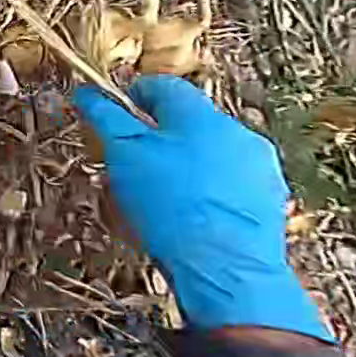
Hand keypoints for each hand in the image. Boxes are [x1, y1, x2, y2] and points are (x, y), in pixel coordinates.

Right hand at [73, 76, 330, 340]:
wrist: (227, 270)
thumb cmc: (169, 203)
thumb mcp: (122, 152)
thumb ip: (104, 116)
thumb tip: (86, 91)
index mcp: (201, 115)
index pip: (161, 86)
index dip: (131, 97)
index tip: (112, 119)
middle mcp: (237, 134)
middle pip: (184, 120)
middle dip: (153, 135)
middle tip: (127, 159)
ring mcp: (259, 169)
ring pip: (206, 151)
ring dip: (179, 161)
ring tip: (153, 190)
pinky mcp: (269, 202)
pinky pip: (226, 181)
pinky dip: (203, 187)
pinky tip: (184, 212)